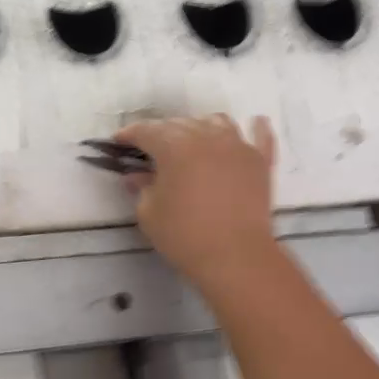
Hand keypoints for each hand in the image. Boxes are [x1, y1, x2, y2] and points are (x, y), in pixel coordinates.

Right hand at [115, 114, 279, 294]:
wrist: (234, 256)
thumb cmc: (184, 236)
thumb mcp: (149, 214)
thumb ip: (141, 188)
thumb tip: (136, 176)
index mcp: (175, 147)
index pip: (147, 131)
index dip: (130, 134)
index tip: (118, 140)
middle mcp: (208, 137)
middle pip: (180, 124)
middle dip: (161, 132)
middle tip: (150, 149)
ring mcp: (238, 146)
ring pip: (217, 122)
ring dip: (199, 127)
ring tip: (191, 140)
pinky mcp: (260, 161)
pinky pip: (260, 136)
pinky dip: (256, 128)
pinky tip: (255, 122)